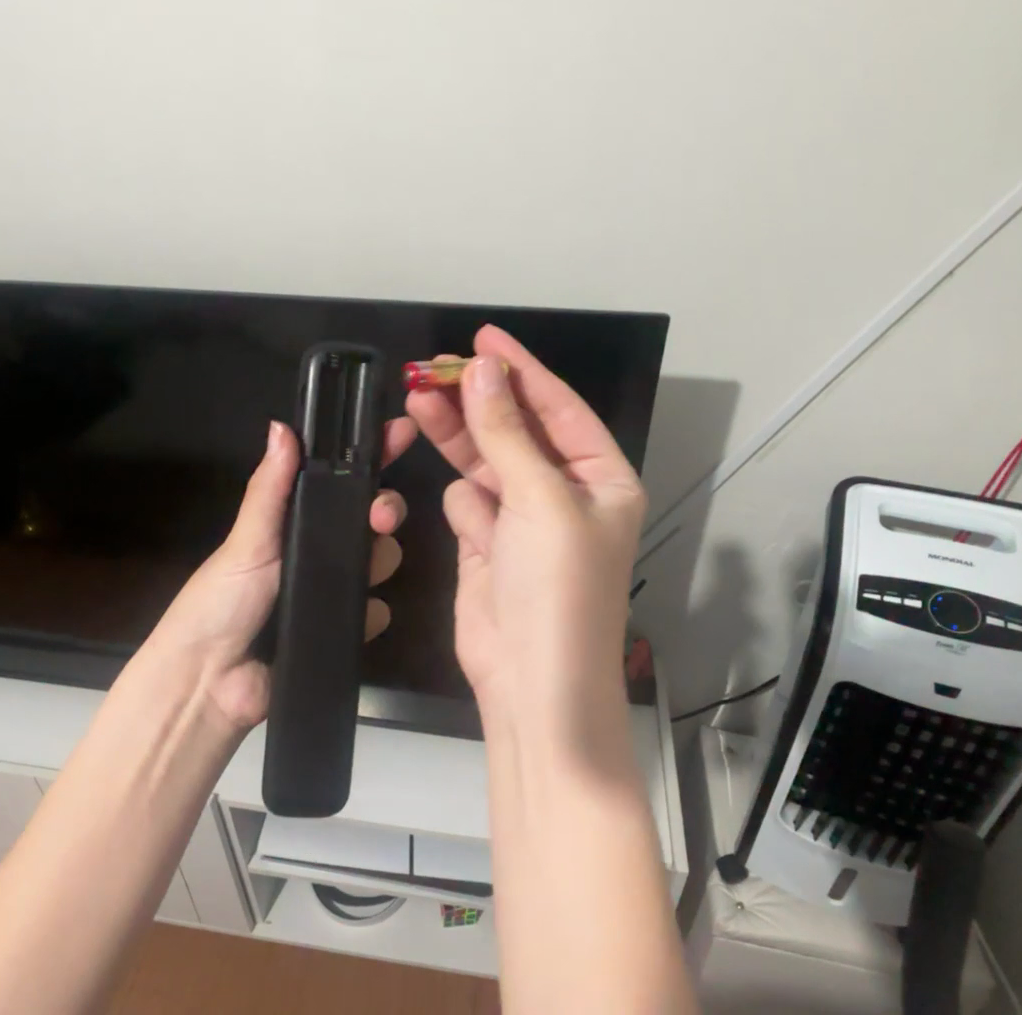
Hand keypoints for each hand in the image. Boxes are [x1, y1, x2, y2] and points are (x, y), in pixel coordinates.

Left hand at [144, 418, 415, 728]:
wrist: (211, 684)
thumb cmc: (219, 604)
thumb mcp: (245, 542)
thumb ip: (270, 489)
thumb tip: (282, 427)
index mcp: (291, 523)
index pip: (338, 481)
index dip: (371, 456)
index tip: (400, 434)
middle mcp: (315, 551)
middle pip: (370, 518)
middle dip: (385, 509)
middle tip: (380, 516)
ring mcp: (330, 591)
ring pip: (380, 562)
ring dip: (380, 561)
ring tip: (363, 571)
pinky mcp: (342, 631)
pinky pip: (375, 612)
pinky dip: (368, 614)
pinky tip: (352, 618)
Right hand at [405, 326, 645, 719]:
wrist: (532, 684)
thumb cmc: (557, 589)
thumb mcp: (538, 500)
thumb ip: (506, 433)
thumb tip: (483, 370)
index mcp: (602, 479)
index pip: (559, 408)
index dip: (521, 369)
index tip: (482, 337)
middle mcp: (566, 495)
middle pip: (517, 430)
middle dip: (479, 399)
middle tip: (433, 368)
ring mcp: (524, 522)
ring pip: (486, 462)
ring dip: (458, 436)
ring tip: (418, 400)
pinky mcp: (488, 548)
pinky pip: (469, 504)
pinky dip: (463, 504)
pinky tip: (463, 512)